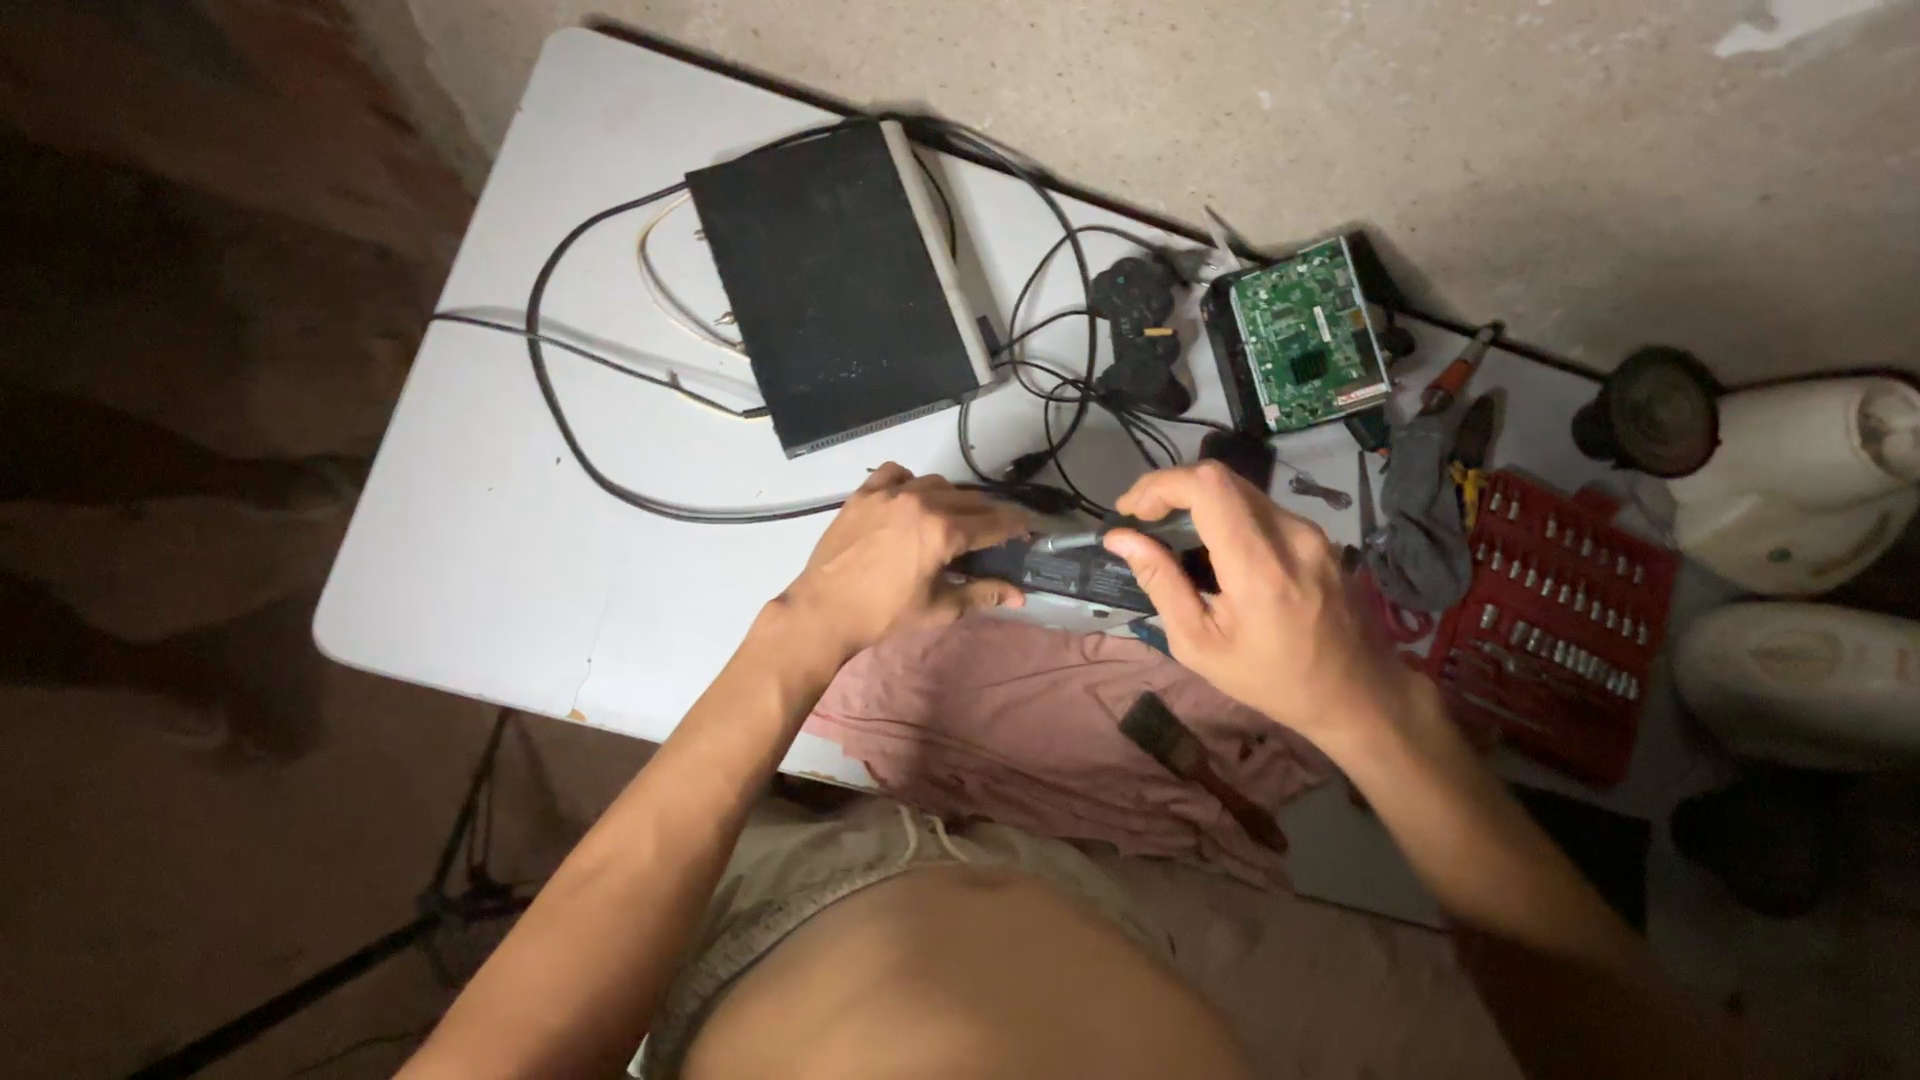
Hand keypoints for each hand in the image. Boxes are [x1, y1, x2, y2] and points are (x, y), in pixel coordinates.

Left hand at [778, 463, 1028, 658]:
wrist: (823, 610)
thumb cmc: (884, 615)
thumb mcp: (938, 608)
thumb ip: (982, 594)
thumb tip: (1019, 596)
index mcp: (944, 531)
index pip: (994, 522)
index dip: (1016, 526)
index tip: (1026, 530)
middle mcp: (921, 502)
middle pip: (970, 500)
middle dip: (989, 515)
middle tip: (994, 531)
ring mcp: (890, 493)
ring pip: (937, 484)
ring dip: (953, 499)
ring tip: (953, 518)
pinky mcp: (864, 494)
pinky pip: (896, 473)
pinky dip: (911, 482)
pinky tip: (911, 499)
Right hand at [1101, 461, 1422, 748]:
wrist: (1357, 693)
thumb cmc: (1271, 680)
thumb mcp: (1200, 645)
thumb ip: (1161, 584)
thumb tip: (1121, 539)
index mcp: (1259, 567)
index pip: (1208, 487)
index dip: (1161, 485)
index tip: (1131, 510)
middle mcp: (1290, 536)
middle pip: (1221, 479)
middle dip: (1171, 488)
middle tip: (1141, 519)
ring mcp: (1311, 532)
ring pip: (1240, 491)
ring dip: (1197, 502)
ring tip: (1170, 534)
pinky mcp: (1318, 536)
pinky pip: (1261, 509)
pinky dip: (1225, 516)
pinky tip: (1212, 549)